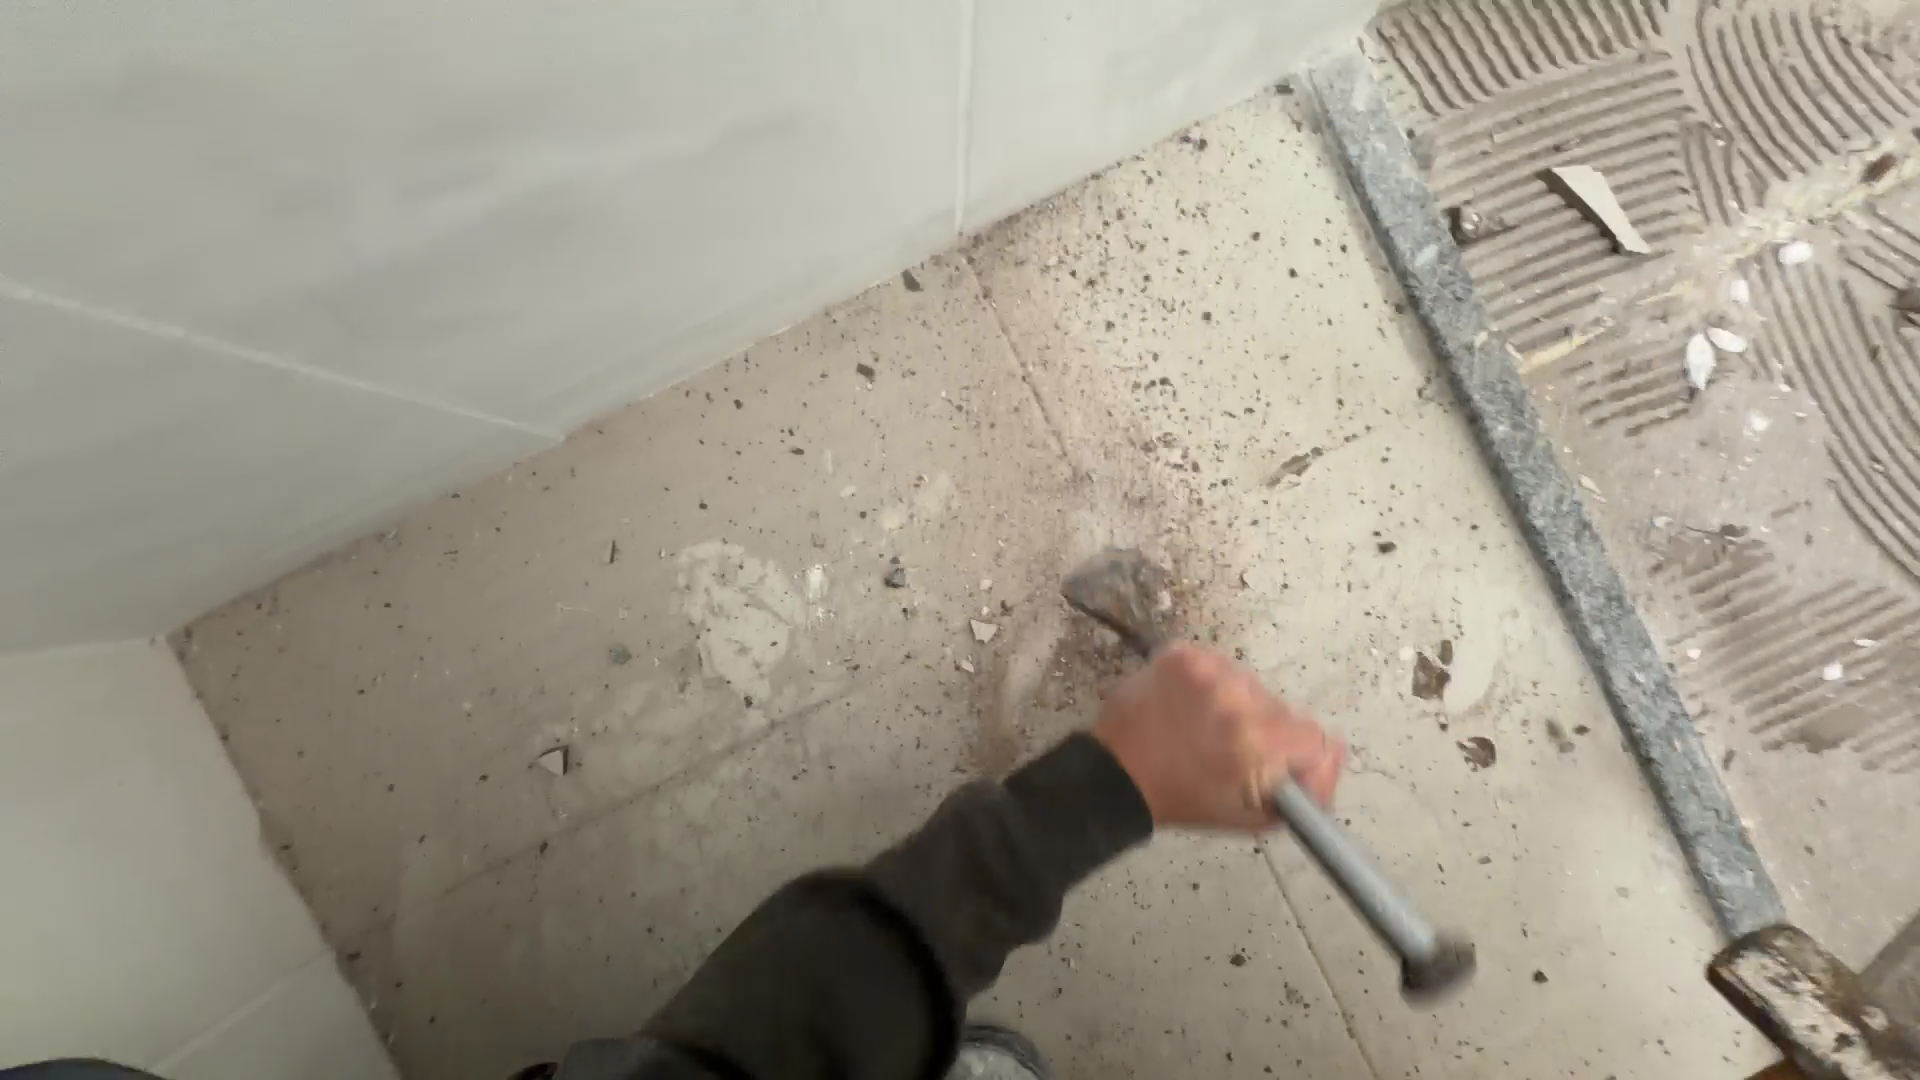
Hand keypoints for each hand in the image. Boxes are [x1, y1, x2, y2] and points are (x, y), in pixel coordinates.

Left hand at [1091, 644, 1344, 831]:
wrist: (1118, 772)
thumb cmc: (1183, 797)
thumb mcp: (1251, 815)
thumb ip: (1306, 791)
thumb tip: (1333, 753)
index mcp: (1256, 741)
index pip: (1314, 736)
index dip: (1302, 757)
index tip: (1282, 766)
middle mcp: (1236, 698)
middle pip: (1281, 709)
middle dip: (1266, 731)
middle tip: (1232, 749)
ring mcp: (1206, 670)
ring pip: (1250, 685)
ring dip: (1237, 704)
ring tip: (1206, 727)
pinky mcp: (1182, 655)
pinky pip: (1219, 666)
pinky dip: (1211, 685)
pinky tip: (1192, 707)